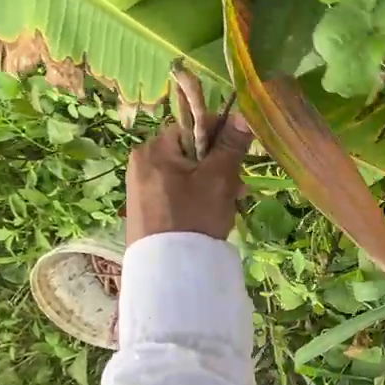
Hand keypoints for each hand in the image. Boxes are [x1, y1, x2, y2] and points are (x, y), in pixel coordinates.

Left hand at [125, 112, 255, 244]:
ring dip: (214, 183)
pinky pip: (180, 190)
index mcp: (154, 149)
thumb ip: (230, 144)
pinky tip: (211, 213)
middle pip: (193, 150)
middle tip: (236, 189)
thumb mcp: (218, 177)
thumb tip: (242, 115)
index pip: (194, 126)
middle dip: (220, 166)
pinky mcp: (147, 206)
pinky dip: (199, 196)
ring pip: (190, 172)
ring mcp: (142, 185)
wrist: (170, 269)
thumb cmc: (193, 215)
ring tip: (228, 203)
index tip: (237, 160)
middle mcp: (142, 162)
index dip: (220, 139)